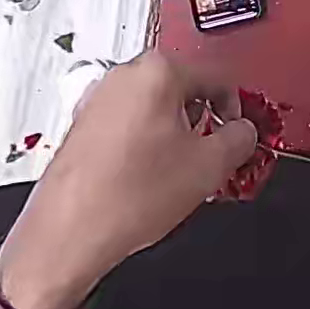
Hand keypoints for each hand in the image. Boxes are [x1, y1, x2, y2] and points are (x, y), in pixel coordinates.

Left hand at [0, 52, 255, 308]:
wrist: (65, 237)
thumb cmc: (128, 196)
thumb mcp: (210, 166)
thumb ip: (241, 138)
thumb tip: (243, 132)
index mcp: (159, 71)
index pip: (218, 80)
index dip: (235, 112)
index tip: (235, 135)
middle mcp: (125, 74)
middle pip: (186, 90)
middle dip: (202, 121)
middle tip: (209, 154)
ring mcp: (98, 97)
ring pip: (156, 106)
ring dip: (174, 132)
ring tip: (176, 171)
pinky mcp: (82, 123)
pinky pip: (129, 121)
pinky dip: (145, 140)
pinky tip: (146, 176)